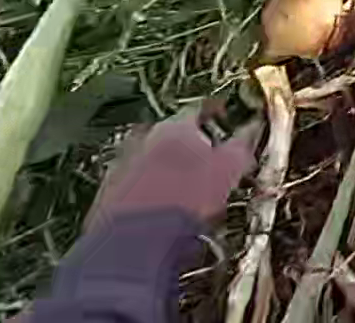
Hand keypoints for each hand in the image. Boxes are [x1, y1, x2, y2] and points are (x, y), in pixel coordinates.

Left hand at [87, 112, 260, 229]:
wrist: (132, 247)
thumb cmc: (190, 195)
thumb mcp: (233, 163)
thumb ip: (244, 138)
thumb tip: (253, 124)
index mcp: (174, 127)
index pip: (200, 107)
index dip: (219, 111)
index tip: (230, 117)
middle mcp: (141, 142)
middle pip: (170, 131)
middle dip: (188, 137)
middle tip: (208, 147)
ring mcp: (116, 170)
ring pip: (149, 156)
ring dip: (167, 161)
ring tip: (188, 175)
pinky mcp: (101, 198)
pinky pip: (133, 180)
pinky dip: (149, 182)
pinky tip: (167, 196)